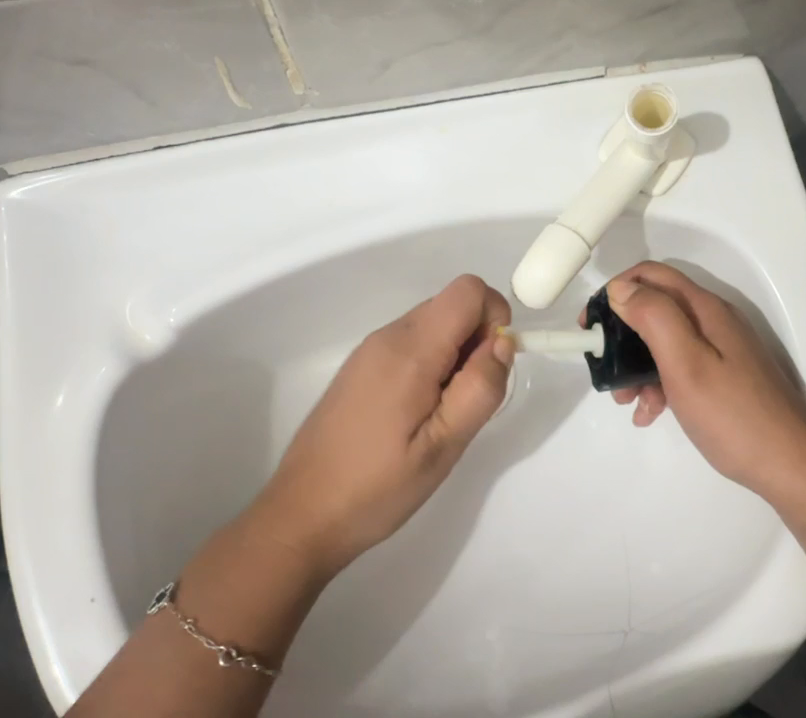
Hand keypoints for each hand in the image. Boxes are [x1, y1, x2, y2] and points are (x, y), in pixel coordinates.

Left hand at [244, 275, 512, 578]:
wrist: (302, 515)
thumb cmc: (377, 487)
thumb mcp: (443, 446)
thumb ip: (480, 388)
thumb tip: (503, 341)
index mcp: (410, 349)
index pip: (469, 290)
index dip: (494, 318)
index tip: (490, 369)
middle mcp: (388, 336)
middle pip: (452, 305)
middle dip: (477, 341)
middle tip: (466, 402)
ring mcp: (370, 350)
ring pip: (433, 325)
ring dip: (455, 356)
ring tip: (441, 416)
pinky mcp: (360, 368)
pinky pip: (411, 344)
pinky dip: (431, 365)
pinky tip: (416, 417)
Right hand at [596, 261, 805, 499]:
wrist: (790, 465)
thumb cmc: (732, 415)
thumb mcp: (685, 364)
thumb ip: (654, 318)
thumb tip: (622, 288)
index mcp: (705, 309)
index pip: (652, 275)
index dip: (616, 291)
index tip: (591, 325)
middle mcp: (715, 320)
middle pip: (657, 307)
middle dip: (624, 334)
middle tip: (605, 370)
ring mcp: (724, 348)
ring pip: (667, 341)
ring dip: (639, 365)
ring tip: (629, 403)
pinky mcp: (728, 375)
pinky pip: (683, 366)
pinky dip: (661, 383)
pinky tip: (653, 414)